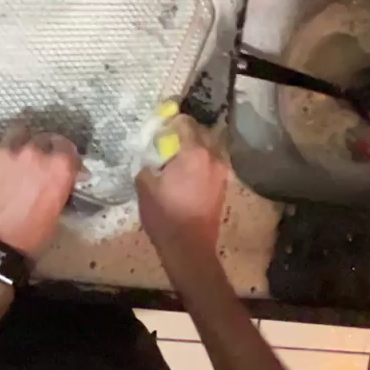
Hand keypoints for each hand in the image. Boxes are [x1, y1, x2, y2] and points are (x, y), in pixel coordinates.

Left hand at [0, 127, 80, 255]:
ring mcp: (4, 151)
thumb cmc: (32, 236)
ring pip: (15, 134)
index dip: (65, 154)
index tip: (63, 162)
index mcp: (57, 166)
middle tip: (37, 163)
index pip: (67, 146)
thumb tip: (68, 175)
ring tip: (14, 160)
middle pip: (42, 137)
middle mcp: (33, 151)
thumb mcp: (57, 209)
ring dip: (19, 144)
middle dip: (43, 148)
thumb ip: (61, 184)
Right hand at [135, 115, 228, 260]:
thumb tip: (150, 158)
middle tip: (170, 140)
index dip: (172, 122)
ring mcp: (222, 172)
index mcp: (194, 152)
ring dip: (197, 147)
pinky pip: (213, 164)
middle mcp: (213, 157)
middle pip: (203, 132)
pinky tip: (189, 172)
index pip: (186, 123)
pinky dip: (202, 162)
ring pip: (211, 148)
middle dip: (187, 132)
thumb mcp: (145, 187)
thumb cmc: (166, 215)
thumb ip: (147, 164)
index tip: (161, 128)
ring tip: (180, 156)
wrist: (190, 247)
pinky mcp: (224, 186)